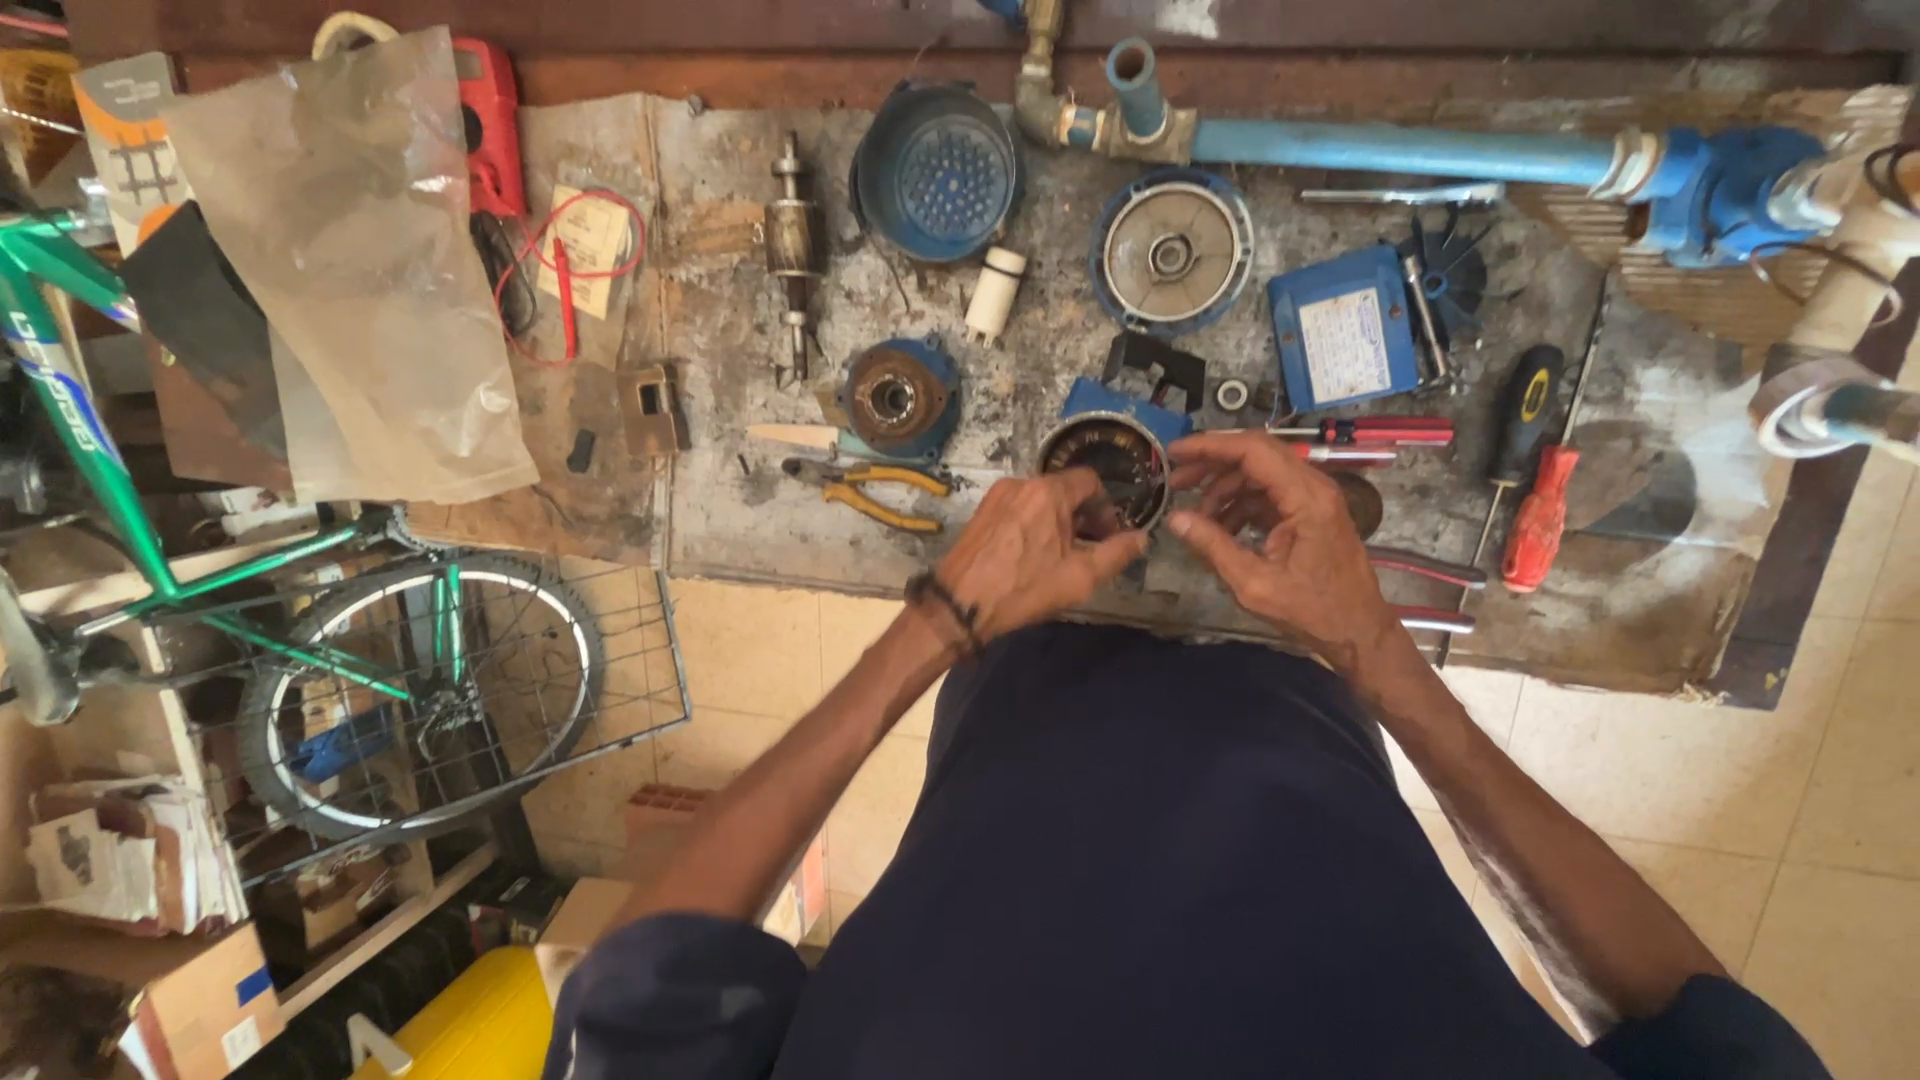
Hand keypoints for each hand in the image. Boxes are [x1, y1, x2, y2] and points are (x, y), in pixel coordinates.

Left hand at [932, 468, 1148, 641]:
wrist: (960, 605)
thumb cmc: (1023, 589)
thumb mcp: (1080, 577)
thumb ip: (1117, 554)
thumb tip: (1141, 538)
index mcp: (1048, 491)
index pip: (1090, 480)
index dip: (1106, 507)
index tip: (1107, 536)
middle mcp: (1021, 483)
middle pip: (1064, 489)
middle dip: (1082, 516)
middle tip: (1086, 550)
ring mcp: (997, 496)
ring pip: (1040, 500)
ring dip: (1057, 521)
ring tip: (1058, 556)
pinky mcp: (981, 511)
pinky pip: (1019, 508)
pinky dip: (1033, 524)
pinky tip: (1031, 555)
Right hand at [1165, 431, 1402, 671]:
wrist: (1358, 631)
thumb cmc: (1312, 612)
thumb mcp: (1253, 584)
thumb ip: (1213, 546)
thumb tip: (1174, 519)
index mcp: (1306, 499)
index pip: (1252, 450)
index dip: (1209, 446)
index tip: (1174, 453)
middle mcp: (1314, 487)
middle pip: (1256, 453)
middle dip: (1212, 463)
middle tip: (1176, 480)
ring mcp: (1314, 498)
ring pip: (1259, 473)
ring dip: (1224, 487)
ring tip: (1197, 516)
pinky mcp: (1310, 512)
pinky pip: (1268, 494)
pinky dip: (1240, 504)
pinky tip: (1220, 529)